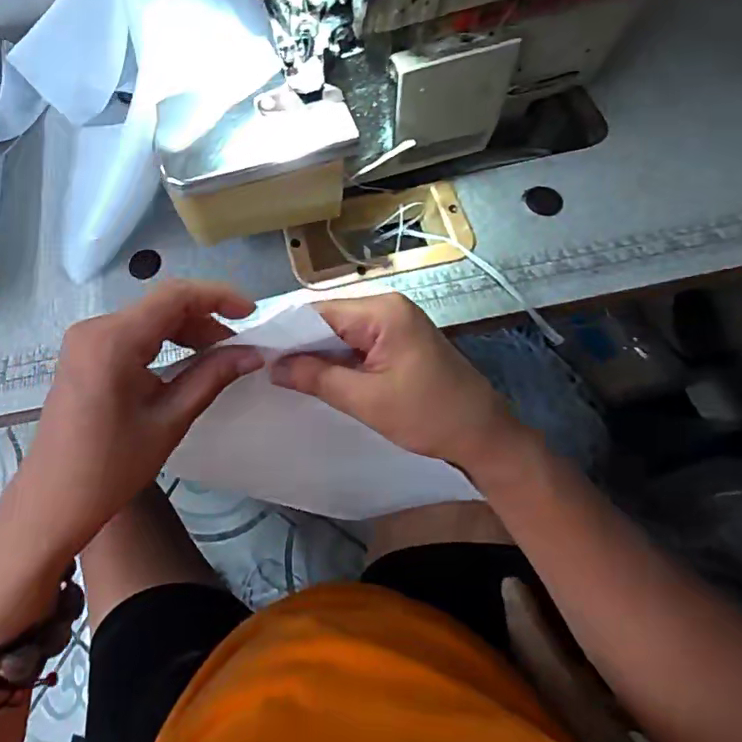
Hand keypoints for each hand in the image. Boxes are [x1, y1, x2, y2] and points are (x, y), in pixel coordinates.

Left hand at [0, 280, 261, 642]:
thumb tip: (252, 353)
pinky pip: (131, 332)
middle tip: (238, 345)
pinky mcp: (83, 353)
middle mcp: (95, 328)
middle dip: (205, 318)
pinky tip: (185, 359)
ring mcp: (85, 339)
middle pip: (161, 304)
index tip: (251, 313)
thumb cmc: (110, 468)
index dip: (218, 296)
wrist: (51, 503)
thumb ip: (212, 377)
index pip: (175, 296)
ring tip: (219, 354)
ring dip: (185, 329)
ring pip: (148, 317)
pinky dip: (162, 339)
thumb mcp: (169, 420)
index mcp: (113, 340)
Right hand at [270, 293, 531, 477]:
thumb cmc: (429, 416)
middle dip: (299, 344)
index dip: (285, 332)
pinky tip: (318, 376)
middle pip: (329, 318)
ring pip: (341, 332)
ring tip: (284, 374)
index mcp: (383, 311)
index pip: (319, 312)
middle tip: (265, 368)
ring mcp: (396, 321)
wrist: (486, 436)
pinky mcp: (399, 339)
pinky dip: (338, 359)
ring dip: (317, 353)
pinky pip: (357, 342)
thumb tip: (272, 365)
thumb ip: (316, 377)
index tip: (255, 354)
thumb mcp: (366, 400)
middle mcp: (388, 306)